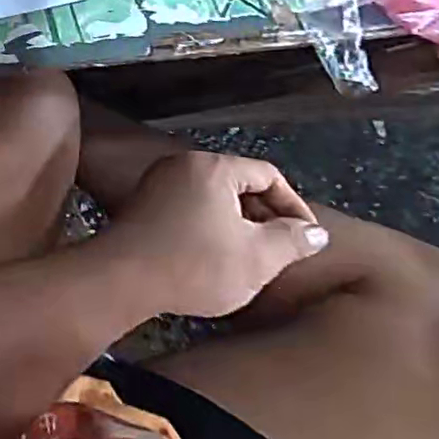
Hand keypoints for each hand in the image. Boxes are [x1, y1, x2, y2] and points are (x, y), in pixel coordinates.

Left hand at [98, 152, 327, 317]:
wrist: (124, 275)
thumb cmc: (195, 264)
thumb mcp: (257, 257)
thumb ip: (291, 240)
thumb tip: (314, 232)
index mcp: (210, 167)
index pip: (267, 174)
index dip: (294, 206)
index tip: (307, 239)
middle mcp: (181, 164)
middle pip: (238, 181)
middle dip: (265, 215)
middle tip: (281, 251)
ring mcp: (158, 180)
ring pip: (213, 195)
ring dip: (238, 222)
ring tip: (251, 257)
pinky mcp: (144, 200)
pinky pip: (189, 204)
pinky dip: (210, 224)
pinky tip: (215, 256)